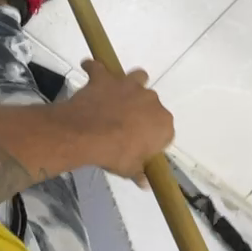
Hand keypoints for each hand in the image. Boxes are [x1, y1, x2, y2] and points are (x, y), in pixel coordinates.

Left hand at [56, 59, 173, 182]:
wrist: (87, 135)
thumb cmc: (115, 154)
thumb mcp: (129, 169)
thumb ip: (138, 172)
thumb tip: (143, 182)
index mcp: (163, 123)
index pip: (163, 130)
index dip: (152, 137)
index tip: (139, 143)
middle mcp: (150, 99)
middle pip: (150, 103)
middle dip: (141, 111)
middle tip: (125, 124)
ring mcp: (128, 85)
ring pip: (136, 77)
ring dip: (128, 84)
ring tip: (118, 93)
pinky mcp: (106, 78)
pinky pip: (98, 68)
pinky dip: (94, 69)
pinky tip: (90, 71)